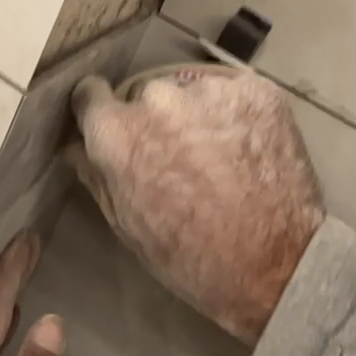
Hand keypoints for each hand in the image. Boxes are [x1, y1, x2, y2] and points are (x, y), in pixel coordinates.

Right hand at [68, 65, 323, 344]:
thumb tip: (79, 146)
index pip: (91, 93)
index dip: (101, 109)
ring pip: (191, 92)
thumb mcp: (127, 224)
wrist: (276, 266)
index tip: (116, 124)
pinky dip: (237, 113)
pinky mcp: (254, 89)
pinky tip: (250, 147)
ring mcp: (208, 89)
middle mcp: (156, 97)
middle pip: (146, 94)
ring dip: (199, 114)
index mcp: (116, 132)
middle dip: (157, 119)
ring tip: (222, 154)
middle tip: (181, 154)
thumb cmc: (190, 257)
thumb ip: (97, 174)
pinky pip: (233, 93)